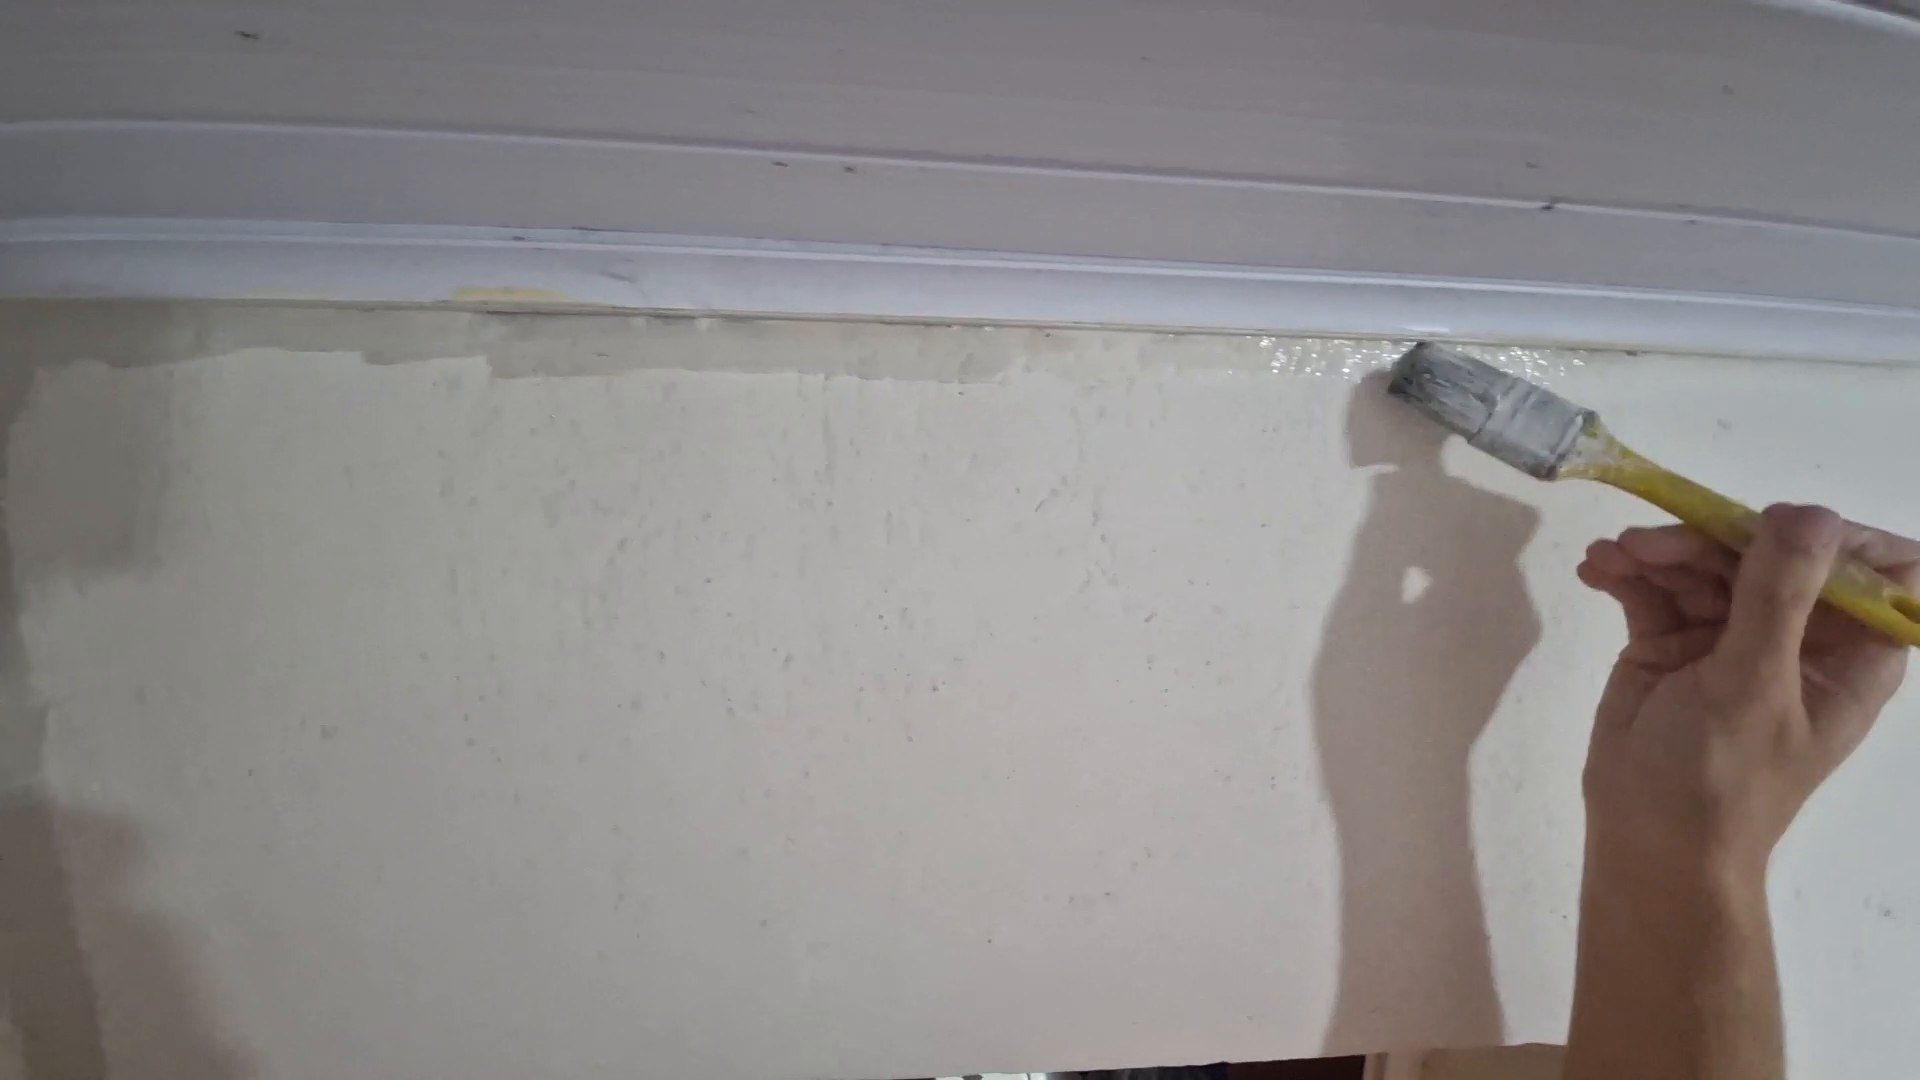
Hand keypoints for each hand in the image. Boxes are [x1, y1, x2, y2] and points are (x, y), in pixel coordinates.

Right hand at [1576, 504, 1918, 879]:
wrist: (1648, 829)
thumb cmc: (1721, 771)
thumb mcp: (1751, 682)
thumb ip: (1777, 597)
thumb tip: (1808, 515)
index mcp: (1849, 652)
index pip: (1876, 572)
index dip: (1832, 540)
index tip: (1764, 527)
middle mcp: (1793, 638)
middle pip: (1762, 560)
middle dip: (1705, 544)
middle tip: (1642, 545)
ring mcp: (1723, 641)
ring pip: (1698, 572)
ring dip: (1652, 557)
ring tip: (1607, 557)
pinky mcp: (1664, 646)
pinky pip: (1649, 594)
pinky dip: (1622, 577)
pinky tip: (1593, 572)